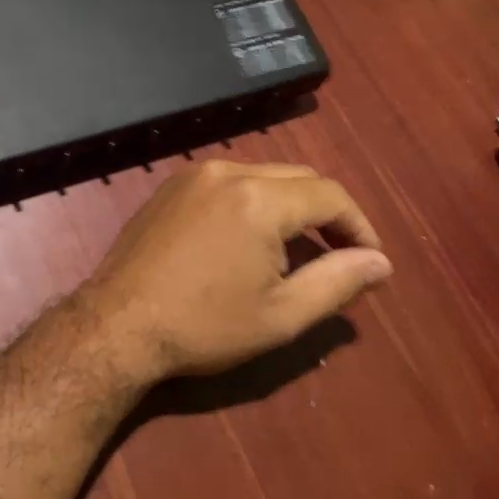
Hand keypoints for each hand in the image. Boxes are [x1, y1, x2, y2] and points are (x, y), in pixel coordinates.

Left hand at [79, 160, 391, 382]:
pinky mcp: (170, 185)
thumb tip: (380, 263)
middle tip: (341, 257)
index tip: (370, 261)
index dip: (359, 226)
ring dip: (290, 205)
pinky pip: (229, 180)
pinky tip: (251, 238)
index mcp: (258, 199)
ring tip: (299, 251)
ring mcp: (193, 174)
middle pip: (298, 178)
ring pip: (263, 175)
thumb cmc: (204, 326)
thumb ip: (337, 283)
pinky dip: (253, 200)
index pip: (329, 195)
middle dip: (327, 213)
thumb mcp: (281, 315)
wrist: (118, 324)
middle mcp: (227, 172)